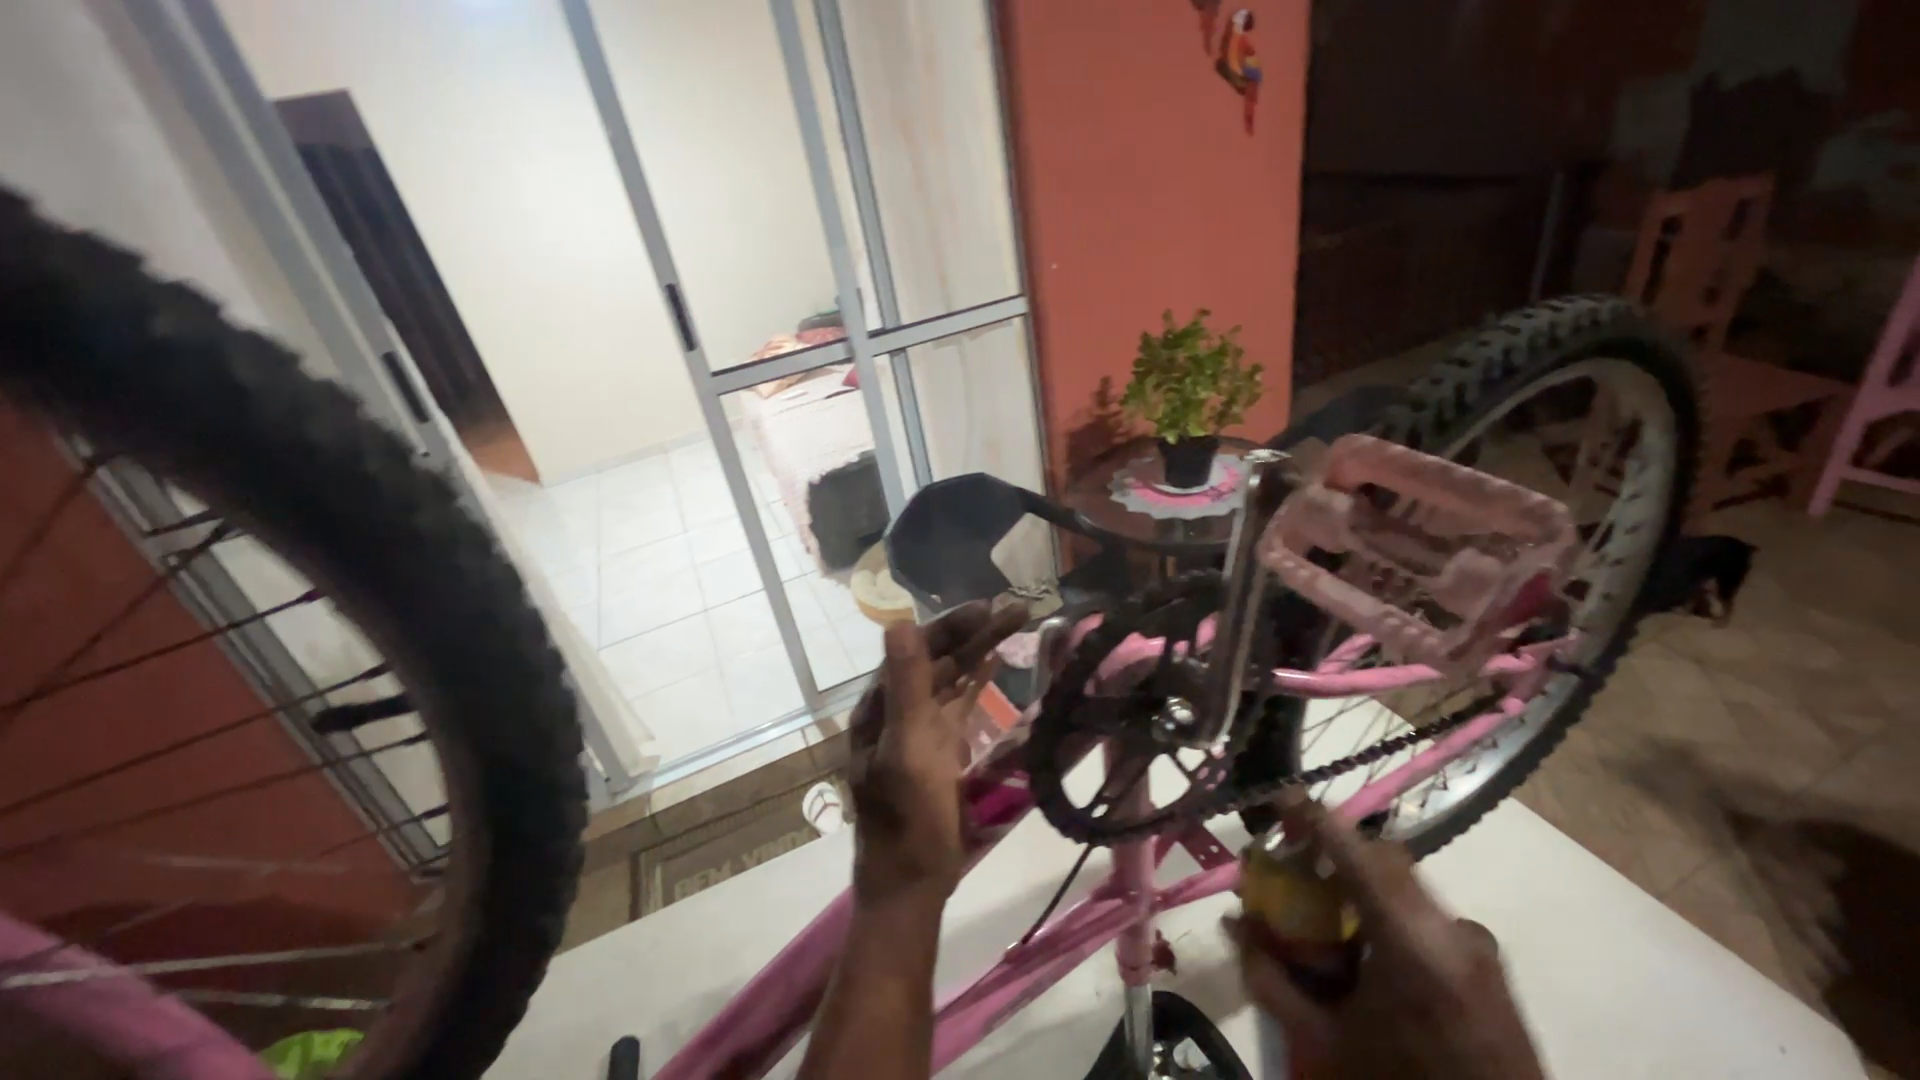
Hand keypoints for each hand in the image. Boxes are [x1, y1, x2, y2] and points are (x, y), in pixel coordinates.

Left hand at [847, 602, 1025, 908]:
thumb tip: (898, 622)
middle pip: (935, 661)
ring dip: (977, 654)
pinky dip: (973, 684)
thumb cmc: (909, 820)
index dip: (951, 625)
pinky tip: (993, 667)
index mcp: (879, 708)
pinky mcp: (936, 753)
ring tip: (1014, 628)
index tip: (990, 608)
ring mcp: (915, 733)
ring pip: (947, 681)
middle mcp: (894, 713)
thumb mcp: (909, 750)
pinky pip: (955, 708)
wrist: (912, 883)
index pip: (915, 650)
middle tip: (1017, 611)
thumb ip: (906, 687)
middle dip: (973, 634)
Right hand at [1228, 802, 1546, 1079]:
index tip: (1279, 798)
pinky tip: (1366, 957)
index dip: (1315, 817)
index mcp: (1411, 944)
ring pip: (1405, 888)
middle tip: (1291, 863)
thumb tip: (1234, 925)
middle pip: (1382, 862)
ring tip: (1324, 917)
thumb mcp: (1324, 1042)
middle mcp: (1452, 930)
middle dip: (1333, 852)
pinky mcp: (1489, 965)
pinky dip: (1387, 916)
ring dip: (1360, 886)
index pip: (1357, 853)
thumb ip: (1271, 979)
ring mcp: (1477, 945)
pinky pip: (1426, 917)